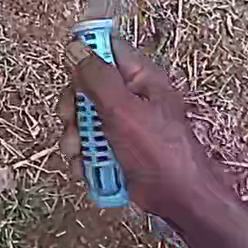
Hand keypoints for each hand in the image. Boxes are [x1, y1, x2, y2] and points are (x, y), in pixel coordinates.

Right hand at [63, 41, 233, 222]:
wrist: (177, 199)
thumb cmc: (161, 153)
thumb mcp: (123, 109)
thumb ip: (97, 77)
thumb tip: (76, 48)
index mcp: (140, 78)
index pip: (108, 49)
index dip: (85, 54)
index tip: (70, 70)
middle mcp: (131, 97)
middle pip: (87, 87)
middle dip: (74, 108)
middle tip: (73, 122)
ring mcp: (123, 124)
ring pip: (84, 119)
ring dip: (76, 137)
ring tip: (81, 153)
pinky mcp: (116, 148)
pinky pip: (90, 145)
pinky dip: (85, 157)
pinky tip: (87, 168)